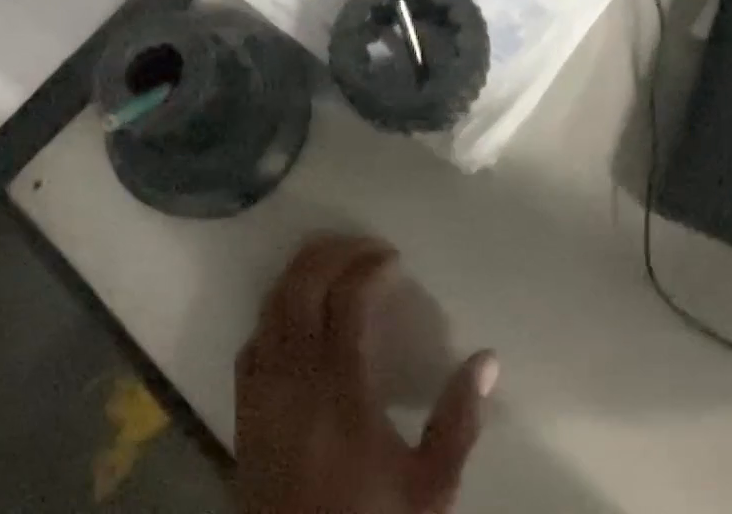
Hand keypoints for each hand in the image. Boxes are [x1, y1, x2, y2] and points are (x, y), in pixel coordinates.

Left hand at [236, 235, 497, 513]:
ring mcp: (262, 389)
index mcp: (342, 389)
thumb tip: (488, 358)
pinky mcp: (244, 406)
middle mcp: (295, 376)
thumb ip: (459, 420)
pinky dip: (276, 309)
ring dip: (302, 271)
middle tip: (366, 246)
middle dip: (332, 251)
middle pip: (301, 285)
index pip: (348, 299)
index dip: (370, 266)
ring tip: (336, 261)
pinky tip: (298, 311)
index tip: (394, 258)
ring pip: (272, 304)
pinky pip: (254, 337)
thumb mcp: (430, 486)